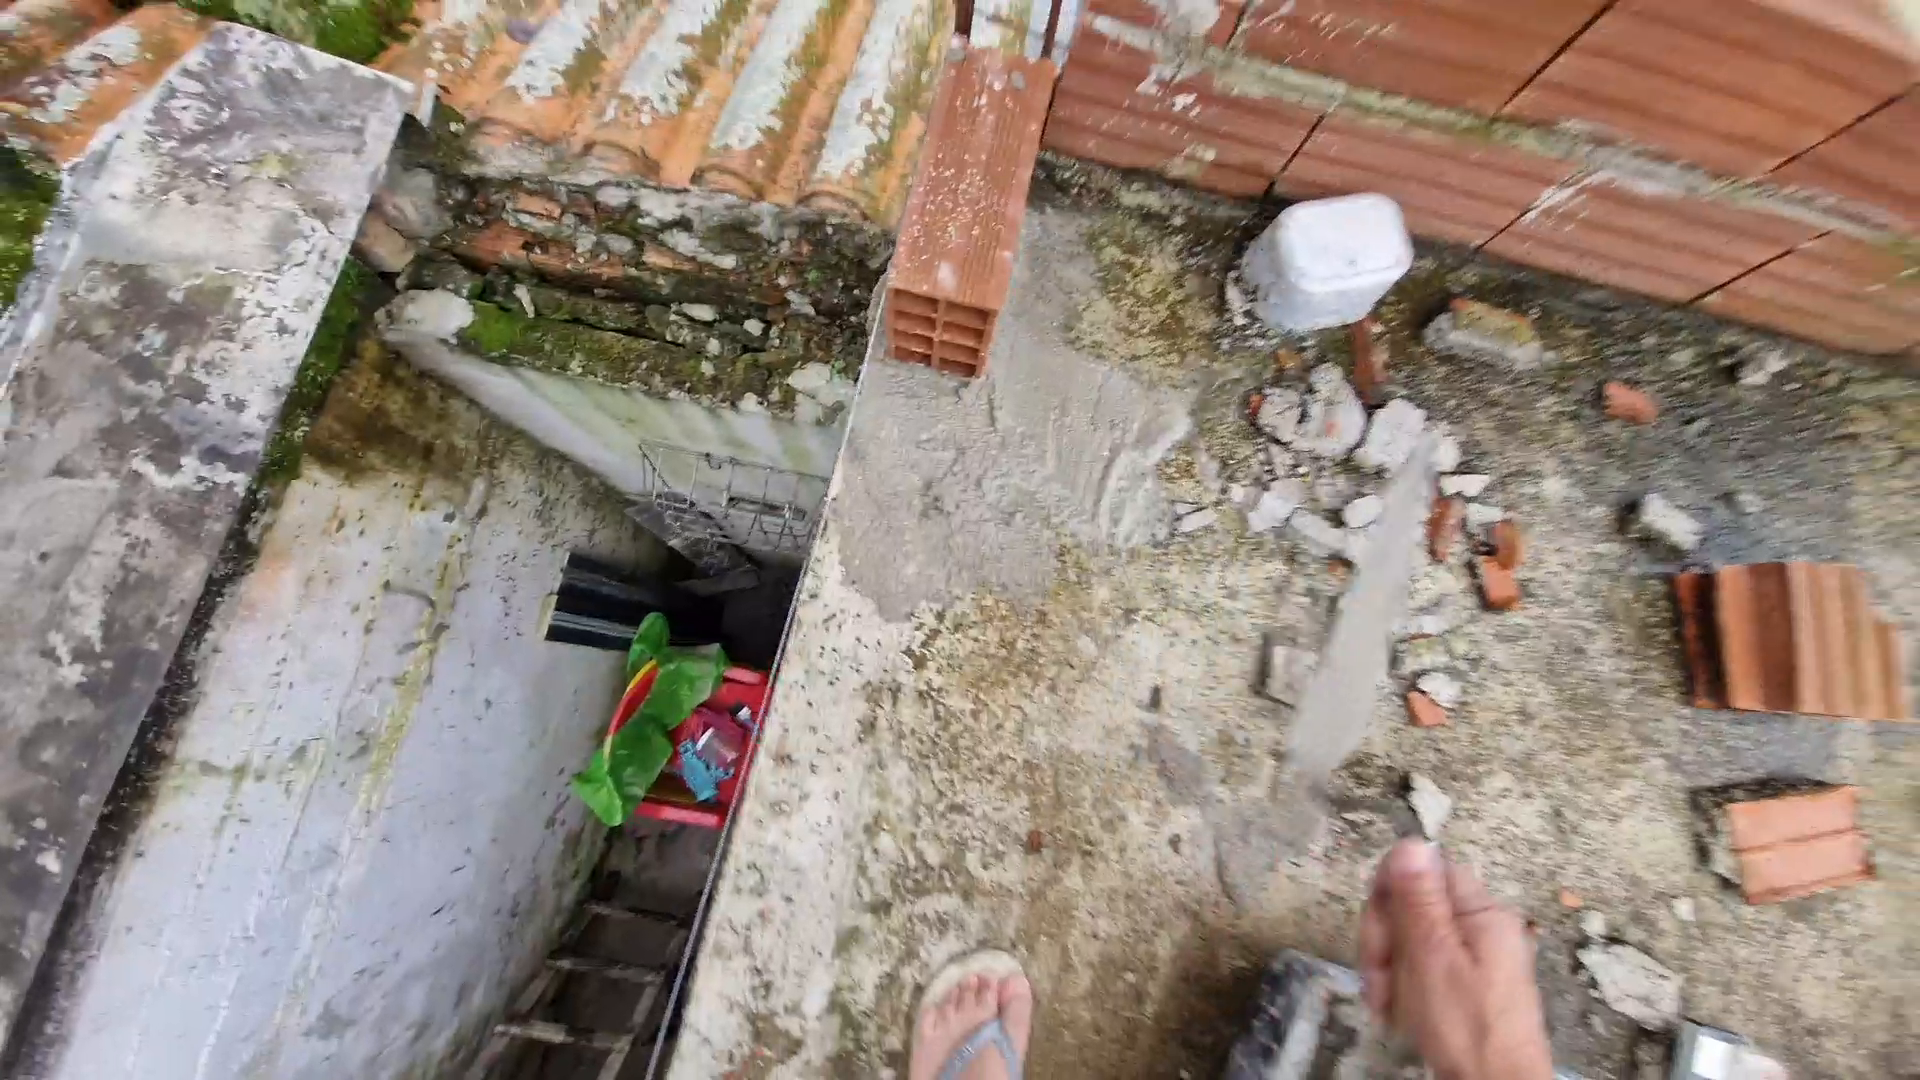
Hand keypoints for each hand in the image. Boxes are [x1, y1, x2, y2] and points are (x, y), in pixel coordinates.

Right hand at [1359, 839, 1553, 1079]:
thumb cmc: (1464, 1025)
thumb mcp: (1432, 957)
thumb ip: (1420, 898)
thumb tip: (1411, 841)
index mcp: (1481, 912)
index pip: (1421, 866)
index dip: (1390, 890)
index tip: (1380, 929)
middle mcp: (1480, 924)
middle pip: (1411, 897)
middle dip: (1383, 934)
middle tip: (1378, 975)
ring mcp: (1473, 952)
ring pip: (1408, 928)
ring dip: (1385, 961)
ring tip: (1383, 999)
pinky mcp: (1464, 977)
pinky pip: (1419, 956)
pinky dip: (1399, 977)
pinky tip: (1394, 1004)